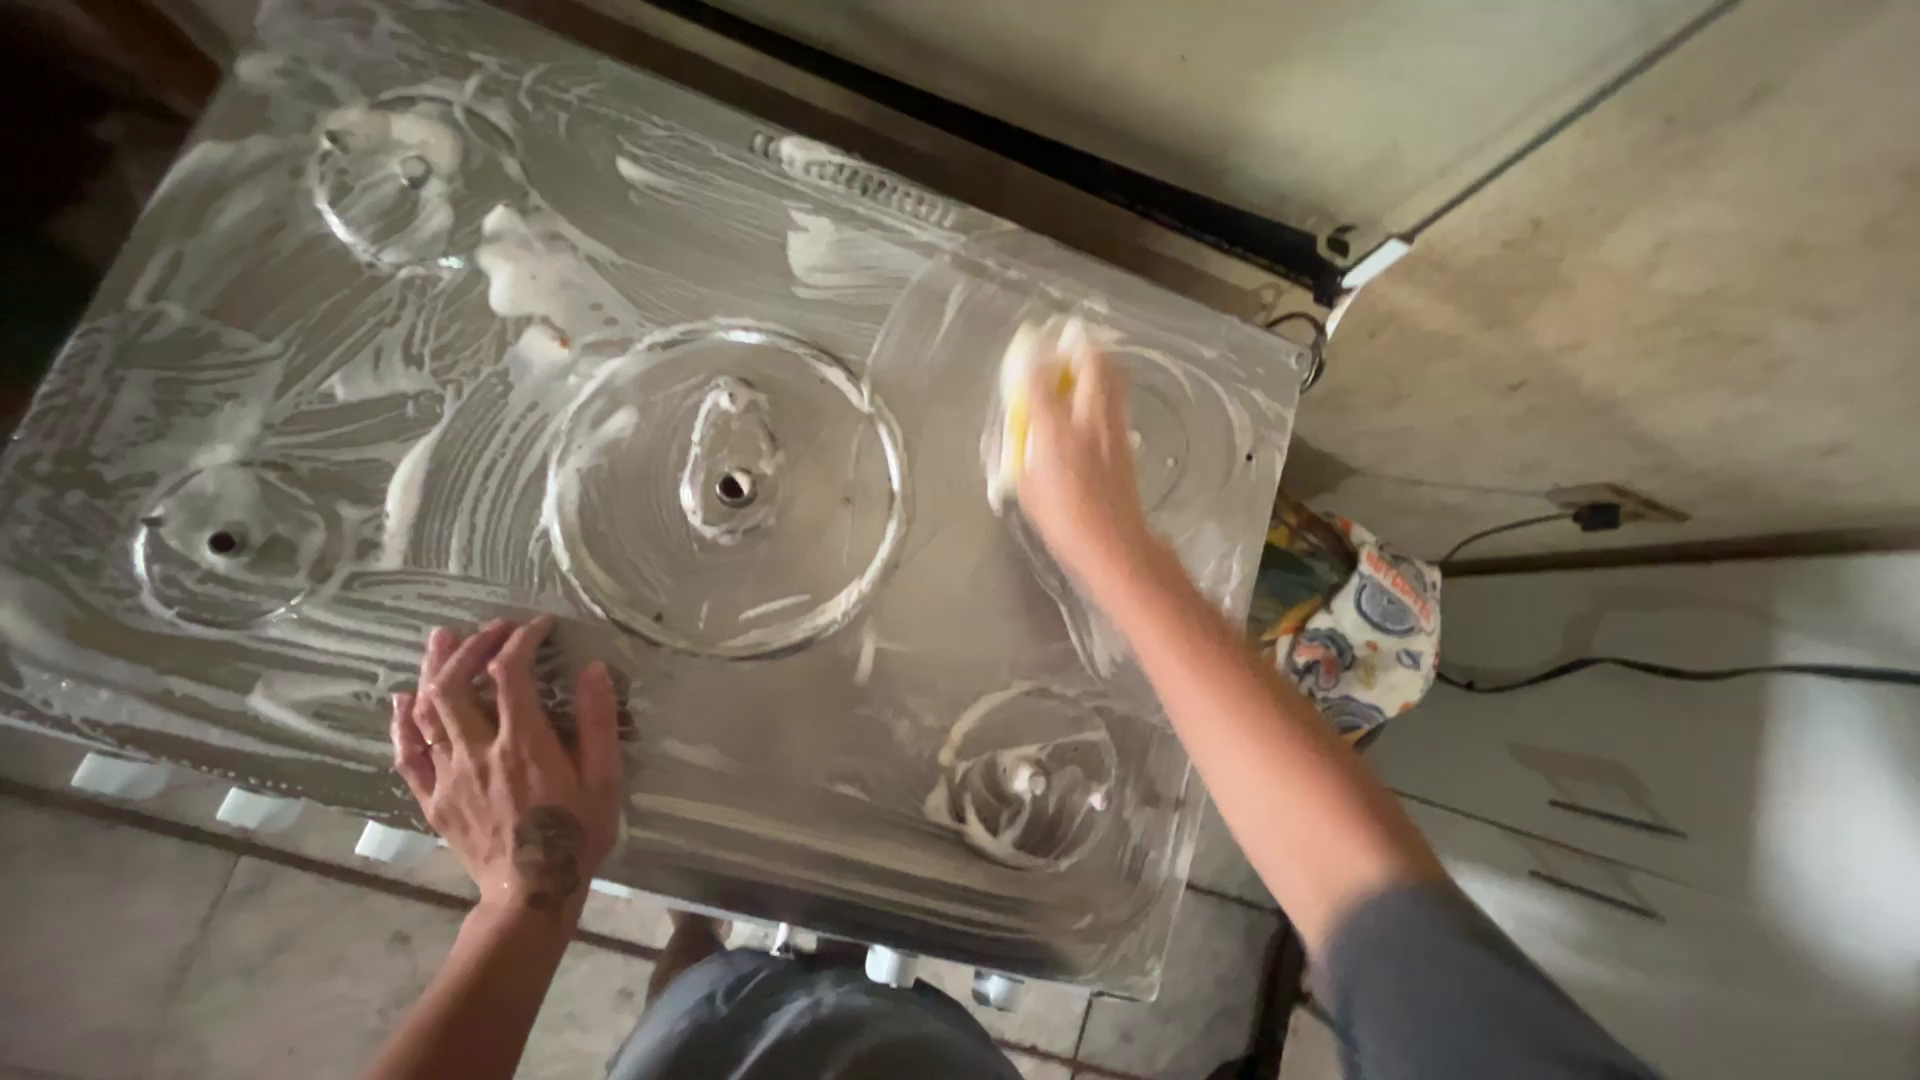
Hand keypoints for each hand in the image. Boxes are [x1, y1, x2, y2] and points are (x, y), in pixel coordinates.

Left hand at [390, 617, 622, 920]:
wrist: (532, 893)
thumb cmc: (578, 833)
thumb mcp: (605, 777)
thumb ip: (598, 722)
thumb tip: (592, 669)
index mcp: (524, 743)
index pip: (512, 673)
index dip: (522, 640)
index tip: (540, 626)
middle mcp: (478, 751)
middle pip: (456, 685)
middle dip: (471, 646)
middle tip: (493, 627)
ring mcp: (448, 776)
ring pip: (426, 712)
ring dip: (433, 669)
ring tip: (442, 638)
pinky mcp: (433, 799)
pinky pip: (407, 755)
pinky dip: (401, 722)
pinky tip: (403, 699)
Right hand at [1017, 343, 1159, 596]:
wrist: (1113, 542)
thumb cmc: (1063, 521)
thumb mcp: (1028, 487)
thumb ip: (1024, 452)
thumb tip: (1025, 433)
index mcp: (1056, 430)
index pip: (1040, 380)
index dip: (1031, 361)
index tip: (1024, 354)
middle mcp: (1088, 418)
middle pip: (1089, 363)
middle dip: (1076, 345)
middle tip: (1065, 338)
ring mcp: (1113, 426)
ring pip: (1111, 375)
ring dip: (1097, 360)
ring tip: (1083, 357)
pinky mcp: (1127, 439)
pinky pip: (1117, 398)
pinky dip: (1106, 385)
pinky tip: (1095, 394)